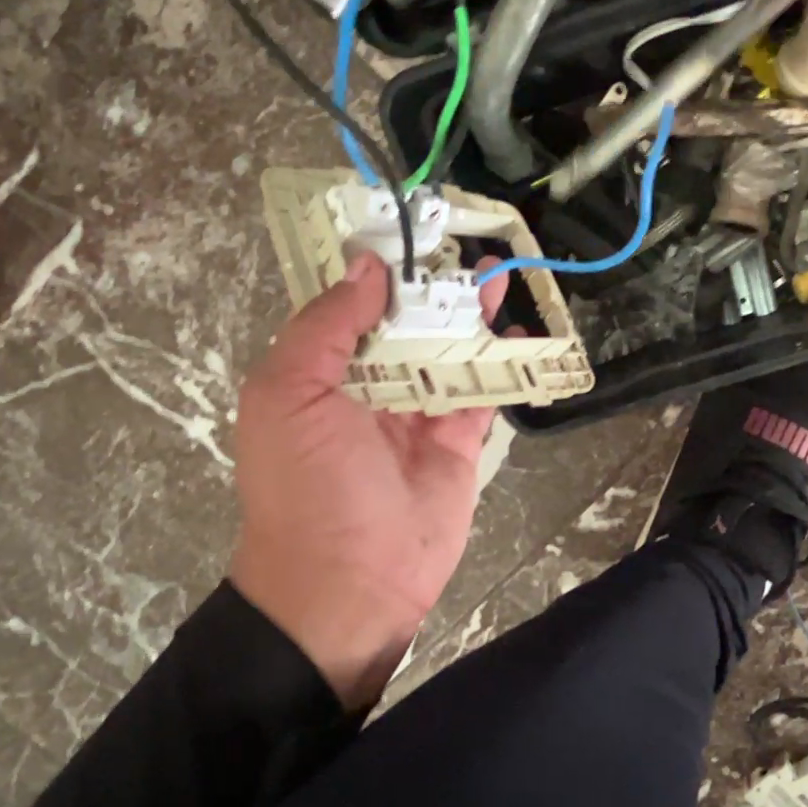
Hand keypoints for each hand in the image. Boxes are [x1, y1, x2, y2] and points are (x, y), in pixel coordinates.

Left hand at [230, 251, 507, 709]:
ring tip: (500, 275)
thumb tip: (366, 267)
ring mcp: (418, 414)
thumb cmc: (307, 485)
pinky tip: (520, 335)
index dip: (376, 265)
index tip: (406, 226)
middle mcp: (369, 385)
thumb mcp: (287, 397)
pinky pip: (484, 393)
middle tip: (468, 246)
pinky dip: (503, 364)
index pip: (349, 305)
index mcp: (320, 372)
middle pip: (407, 322)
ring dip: (472, 315)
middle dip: (434, 285)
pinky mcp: (459, 442)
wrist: (350, 580)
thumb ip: (324, 329)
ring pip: (449, 350)